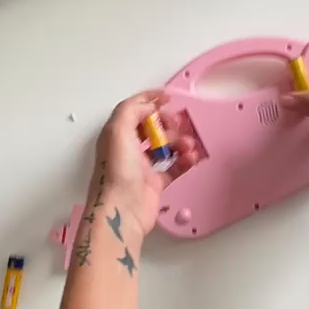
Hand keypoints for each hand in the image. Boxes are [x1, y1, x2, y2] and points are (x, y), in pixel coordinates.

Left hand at [85, 91, 193, 237]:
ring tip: (188, 145)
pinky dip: (185, 161)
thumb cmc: (117, 172)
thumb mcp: (118, 131)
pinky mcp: (155, 183)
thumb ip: (131, 110)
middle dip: (167, 122)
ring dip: (179, 141)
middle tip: (177, 124)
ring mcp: (142, 166)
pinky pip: (174, 166)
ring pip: (165, 146)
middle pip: (151, 127)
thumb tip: (149, 104)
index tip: (168, 97)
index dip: (149, 100)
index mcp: (116, 134)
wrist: (122, 211)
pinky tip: (192, 158)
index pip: (133, 110)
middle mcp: (128, 149)